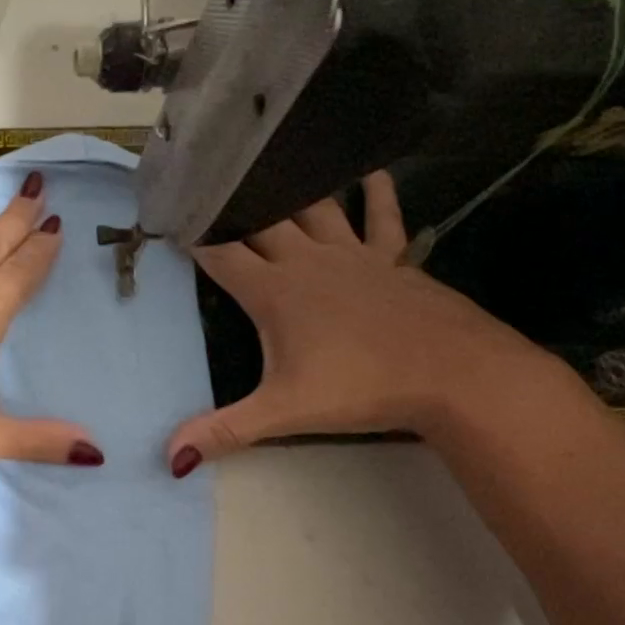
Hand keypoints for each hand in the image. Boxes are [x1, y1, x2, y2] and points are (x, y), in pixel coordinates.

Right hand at [165, 171, 553, 475]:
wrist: (453, 372)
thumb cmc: (361, 388)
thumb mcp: (283, 413)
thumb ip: (223, 431)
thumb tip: (171, 460)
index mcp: (274, 292)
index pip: (221, 255)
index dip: (193, 236)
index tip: (171, 215)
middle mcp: (308, 261)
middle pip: (262, 221)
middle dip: (234, 203)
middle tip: (212, 182)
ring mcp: (353, 255)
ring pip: (314, 208)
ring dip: (292, 189)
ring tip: (274, 164)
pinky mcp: (392, 258)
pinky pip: (381, 217)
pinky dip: (374, 193)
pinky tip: (370, 172)